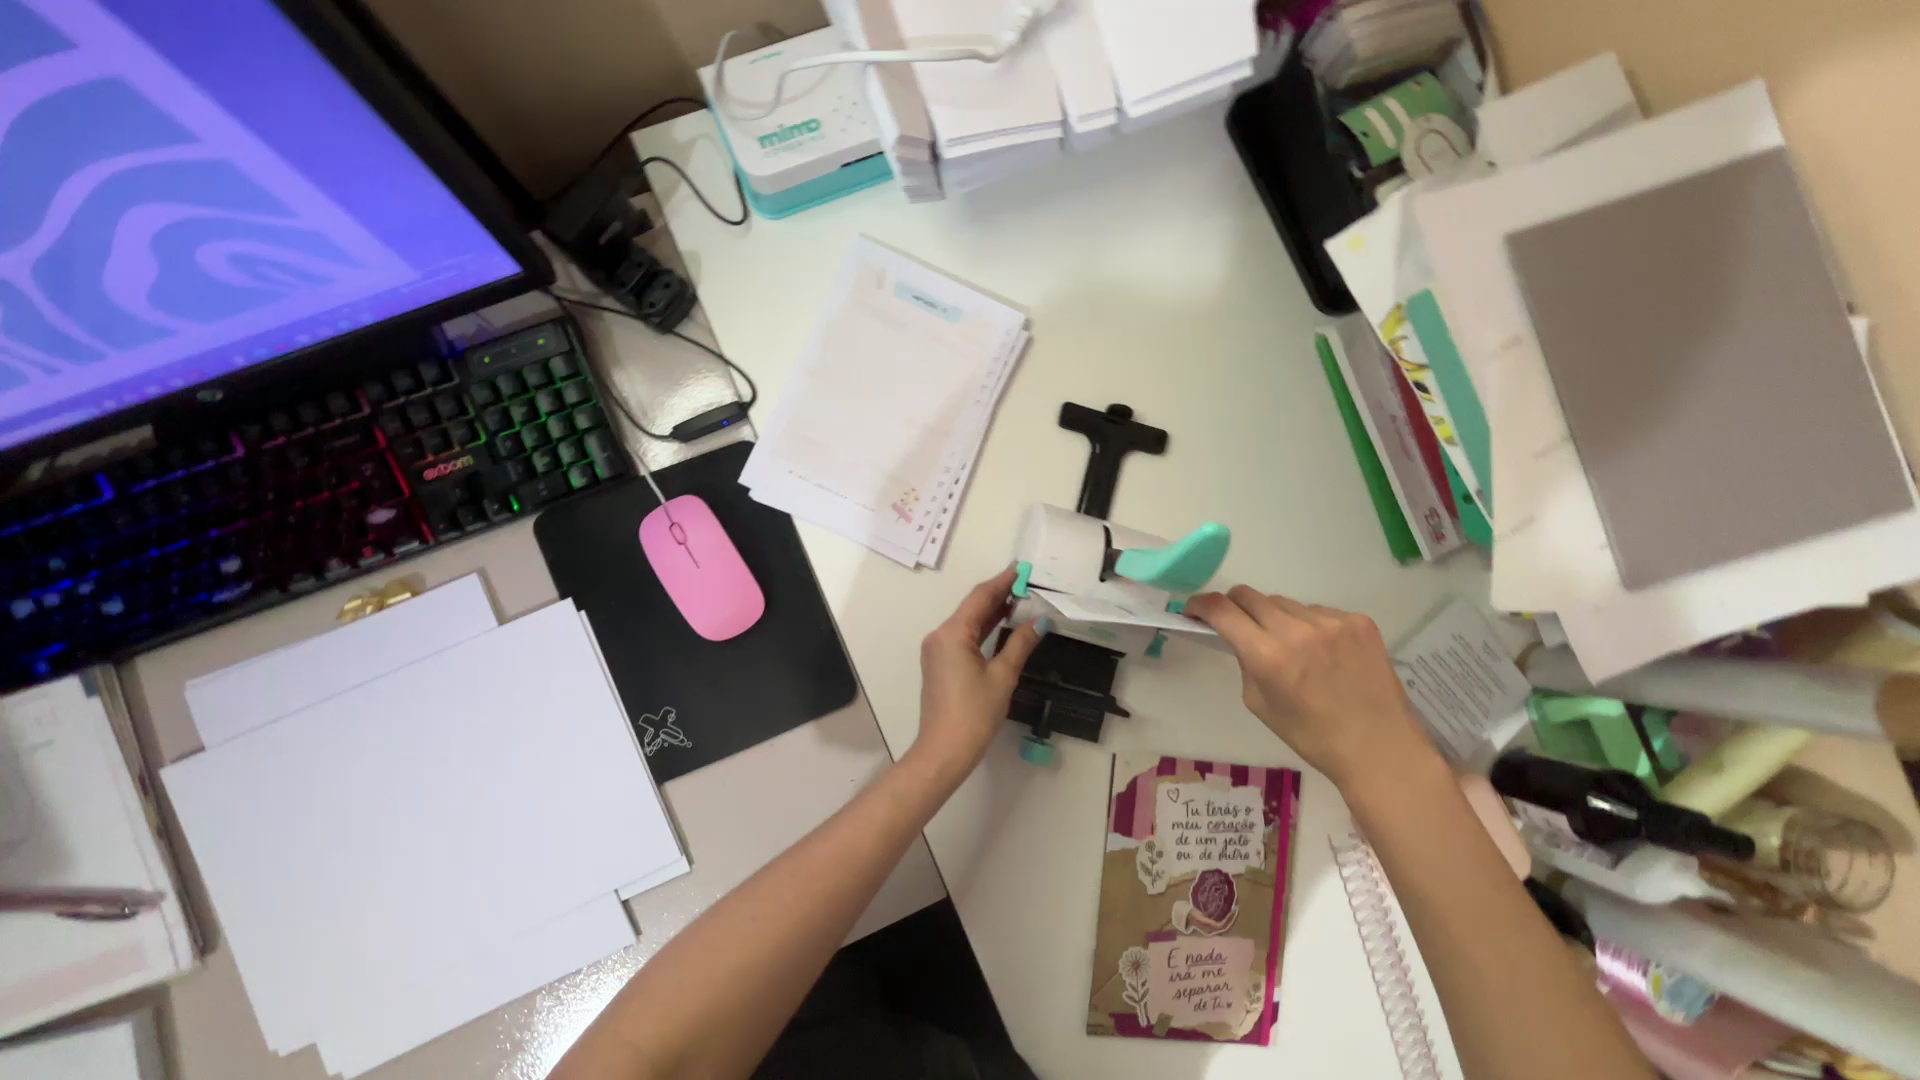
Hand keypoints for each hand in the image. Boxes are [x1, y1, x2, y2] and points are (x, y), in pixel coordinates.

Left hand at [912, 567, 1046, 777]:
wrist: (944, 750)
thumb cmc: (975, 713)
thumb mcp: (1002, 676)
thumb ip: (1020, 644)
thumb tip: (1040, 621)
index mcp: (952, 633)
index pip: (980, 597)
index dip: (1003, 581)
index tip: (1022, 569)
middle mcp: (940, 636)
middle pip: (972, 607)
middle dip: (999, 595)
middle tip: (1027, 583)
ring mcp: (937, 650)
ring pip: (967, 622)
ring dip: (992, 612)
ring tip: (1020, 599)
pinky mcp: (940, 664)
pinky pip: (963, 637)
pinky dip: (983, 629)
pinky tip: (1003, 625)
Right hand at [1187, 586, 1439, 794]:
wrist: (1377, 746)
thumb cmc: (1310, 735)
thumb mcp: (1259, 704)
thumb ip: (1246, 662)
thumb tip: (1241, 637)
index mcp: (1267, 655)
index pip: (1223, 610)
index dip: (1201, 604)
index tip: (1194, 608)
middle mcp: (1297, 630)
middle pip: (1250, 596)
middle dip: (1235, 607)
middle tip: (1237, 625)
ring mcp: (1332, 622)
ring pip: (1285, 603)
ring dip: (1276, 617)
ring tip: (1290, 646)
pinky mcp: (1359, 621)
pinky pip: (1319, 611)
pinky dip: (1310, 625)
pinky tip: (1323, 652)